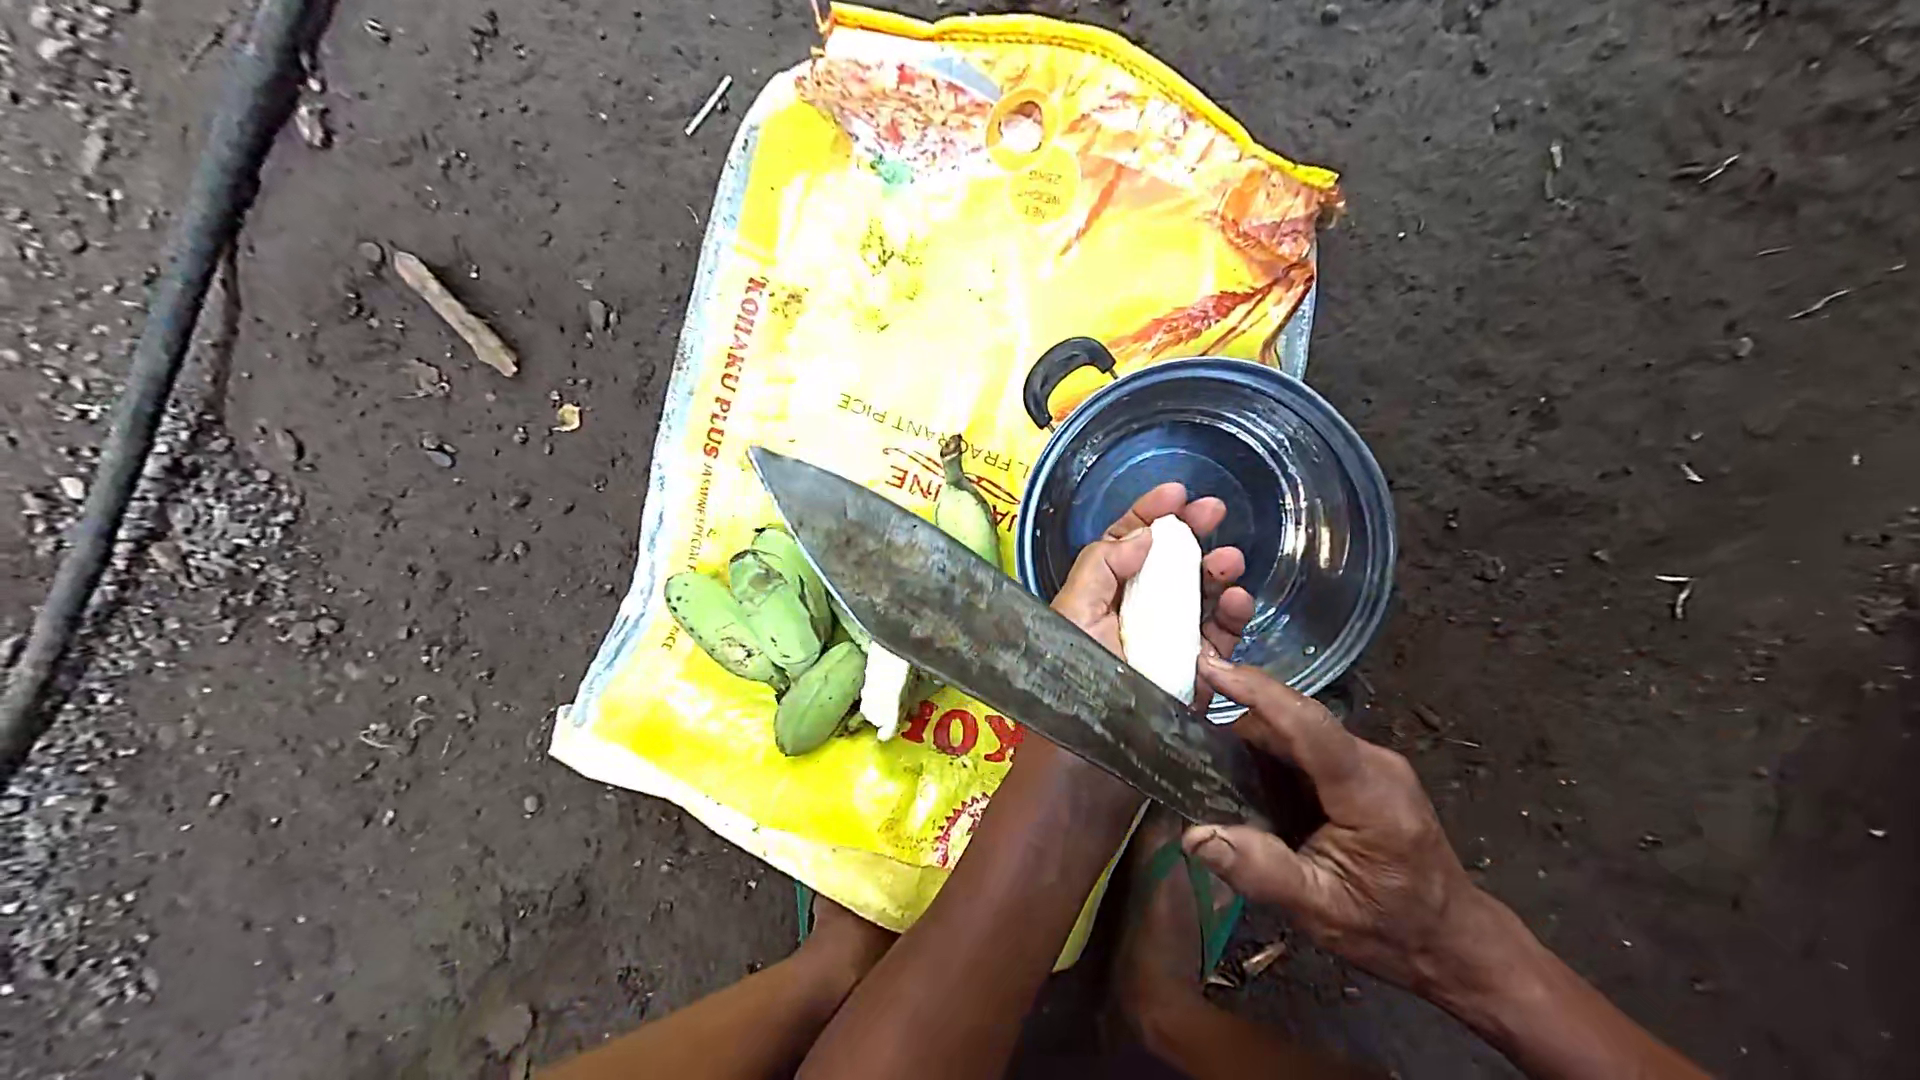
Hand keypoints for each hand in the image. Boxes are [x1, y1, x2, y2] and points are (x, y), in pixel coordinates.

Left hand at [1048, 482, 1255, 707]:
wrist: (1094, 750)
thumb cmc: (1075, 674)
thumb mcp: (1074, 611)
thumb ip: (1102, 566)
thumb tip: (1143, 534)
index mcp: (1101, 592)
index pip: (1125, 543)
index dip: (1148, 514)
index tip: (1175, 492)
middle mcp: (1135, 610)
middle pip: (1168, 561)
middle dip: (1191, 531)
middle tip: (1214, 510)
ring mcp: (1168, 638)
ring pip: (1200, 593)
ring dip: (1216, 570)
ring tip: (1229, 559)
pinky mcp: (1196, 668)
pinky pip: (1221, 635)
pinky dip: (1234, 615)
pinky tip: (1238, 598)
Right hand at [1180, 658, 1492, 998]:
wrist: (1452, 938)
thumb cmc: (1391, 929)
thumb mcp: (1321, 912)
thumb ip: (1258, 871)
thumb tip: (1194, 836)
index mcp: (1369, 794)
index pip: (1308, 724)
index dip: (1256, 691)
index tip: (1207, 667)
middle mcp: (1373, 761)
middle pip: (1293, 720)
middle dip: (1237, 717)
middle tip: (1184, 731)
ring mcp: (1370, 760)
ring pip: (1295, 728)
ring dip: (1250, 738)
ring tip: (1207, 759)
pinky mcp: (1360, 765)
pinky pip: (1303, 742)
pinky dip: (1267, 750)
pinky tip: (1244, 775)